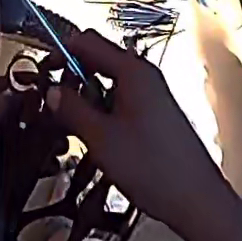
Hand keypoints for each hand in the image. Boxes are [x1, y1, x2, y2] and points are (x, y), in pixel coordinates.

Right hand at [48, 31, 241, 240]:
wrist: (197, 199)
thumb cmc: (155, 167)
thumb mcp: (102, 139)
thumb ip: (73, 110)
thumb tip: (53, 91)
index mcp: (131, 70)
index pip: (88, 41)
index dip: (62, 50)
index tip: (45, 67)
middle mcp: (143, 74)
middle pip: (99, 57)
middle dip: (73, 73)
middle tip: (55, 96)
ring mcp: (151, 91)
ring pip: (109, 78)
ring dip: (88, 92)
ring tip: (74, 120)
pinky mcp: (155, 110)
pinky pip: (121, 94)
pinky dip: (103, 105)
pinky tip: (97, 132)